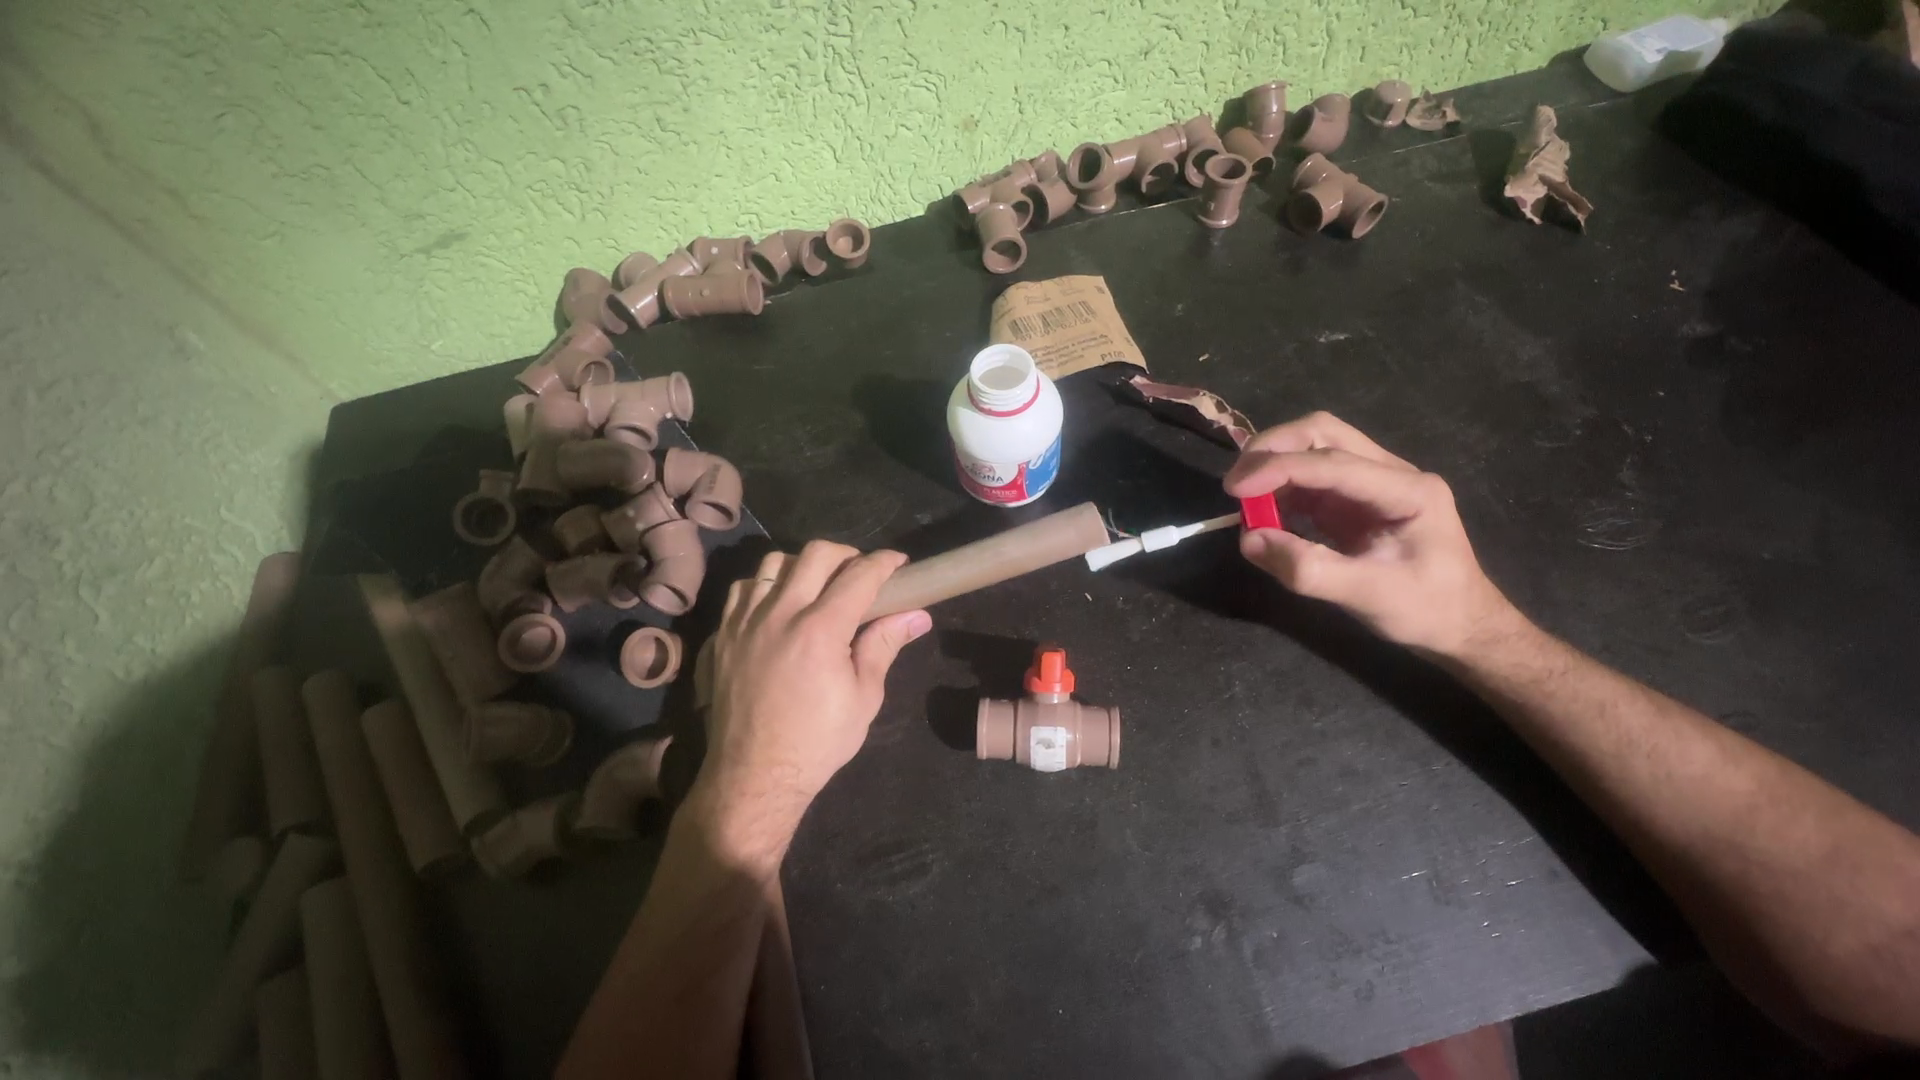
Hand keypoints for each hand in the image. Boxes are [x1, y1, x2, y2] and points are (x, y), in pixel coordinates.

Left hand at [692, 541, 930, 861]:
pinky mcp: (721, 636)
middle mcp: (779, 613)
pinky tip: (777, 607)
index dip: (884, 563)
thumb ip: (884, 646)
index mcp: (820, 629)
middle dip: (846, 555)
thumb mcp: (864, 697)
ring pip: (773, 564)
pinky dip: (766, 586)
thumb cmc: (817, 741)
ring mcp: (744, 622)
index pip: (859, 575)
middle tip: (861, 573)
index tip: (899, 563)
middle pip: (815, 555)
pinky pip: (743, 591)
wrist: (754, 775)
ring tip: (817, 586)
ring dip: (802, 566)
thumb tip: (917, 615)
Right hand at [1223, 411, 1518, 657]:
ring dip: (1273, 466)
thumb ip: (1309, 569)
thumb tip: (1250, 541)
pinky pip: (1310, 479)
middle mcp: (1391, 473)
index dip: (1278, 468)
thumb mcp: (1369, 596)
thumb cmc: (1427, 610)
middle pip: (1322, 434)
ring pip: (1314, 448)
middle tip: (1235, 485)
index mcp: (1407, 489)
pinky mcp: (1354, 500)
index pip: (1332, 461)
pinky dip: (1280, 488)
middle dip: (1272, 450)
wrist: (1462, 626)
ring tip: (1244, 500)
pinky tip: (1264, 512)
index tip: (1234, 490)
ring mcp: (1371, 483)